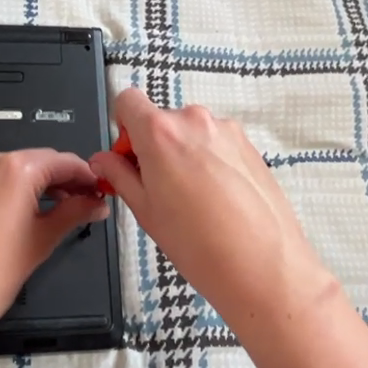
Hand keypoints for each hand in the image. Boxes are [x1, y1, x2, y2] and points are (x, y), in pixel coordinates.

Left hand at [0, 149, 109, 337]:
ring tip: (63, 210)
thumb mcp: (42, 240)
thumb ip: (73, 213)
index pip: (63, 161)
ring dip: (42, 185)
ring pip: (17, 170)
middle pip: (41, 161)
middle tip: (87, 201)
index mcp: (15, 170)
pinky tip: (29, 213)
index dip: (87, 175)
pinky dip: (16, 191)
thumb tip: (92, 203)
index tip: (99, 188)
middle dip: (66, 180)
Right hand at [91, 88, 337, 328]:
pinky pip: (216, 142)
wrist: (264, 267)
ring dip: (183, 154)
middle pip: (160, 119)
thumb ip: (119, 176)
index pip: (127, 100)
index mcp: (160, 132)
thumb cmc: (201, 246)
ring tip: (193, 201)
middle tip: (158, 189)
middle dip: (153, 146)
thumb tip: (103, 160)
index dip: (122, 126)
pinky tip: (217, 200)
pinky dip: (209, 161)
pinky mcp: (248, 144)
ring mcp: (225, 130)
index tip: (128, 156)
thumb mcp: (145, 211)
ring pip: (190, 133)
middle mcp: (193, 120)